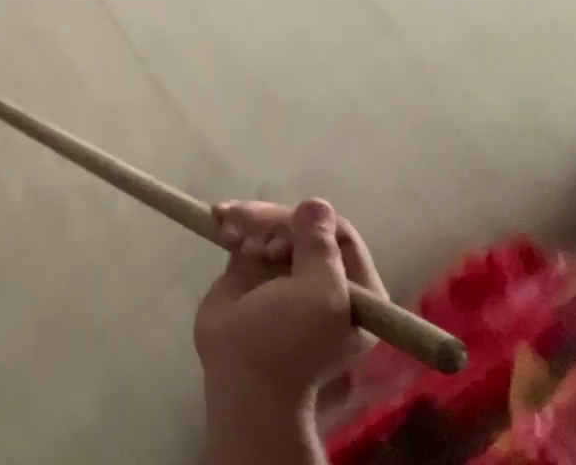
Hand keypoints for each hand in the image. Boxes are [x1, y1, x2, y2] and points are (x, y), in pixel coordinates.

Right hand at [195, 199, 384, 402]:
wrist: (241, 372)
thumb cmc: (290, 340)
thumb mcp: (320, 296)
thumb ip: (321, 250)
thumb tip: (317, 204)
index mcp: (355, 289)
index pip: (338, 235)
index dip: (305, 222)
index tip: (276, 230)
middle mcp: (322, 278)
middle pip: (299, 225)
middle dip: (270, 221)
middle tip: (243, 227)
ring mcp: (283, 273)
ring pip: (269, 226)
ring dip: (248, 220)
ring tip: (230, 233)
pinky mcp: (248, 270)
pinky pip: (244, 234)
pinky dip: (232, 225)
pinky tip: (220, 228)